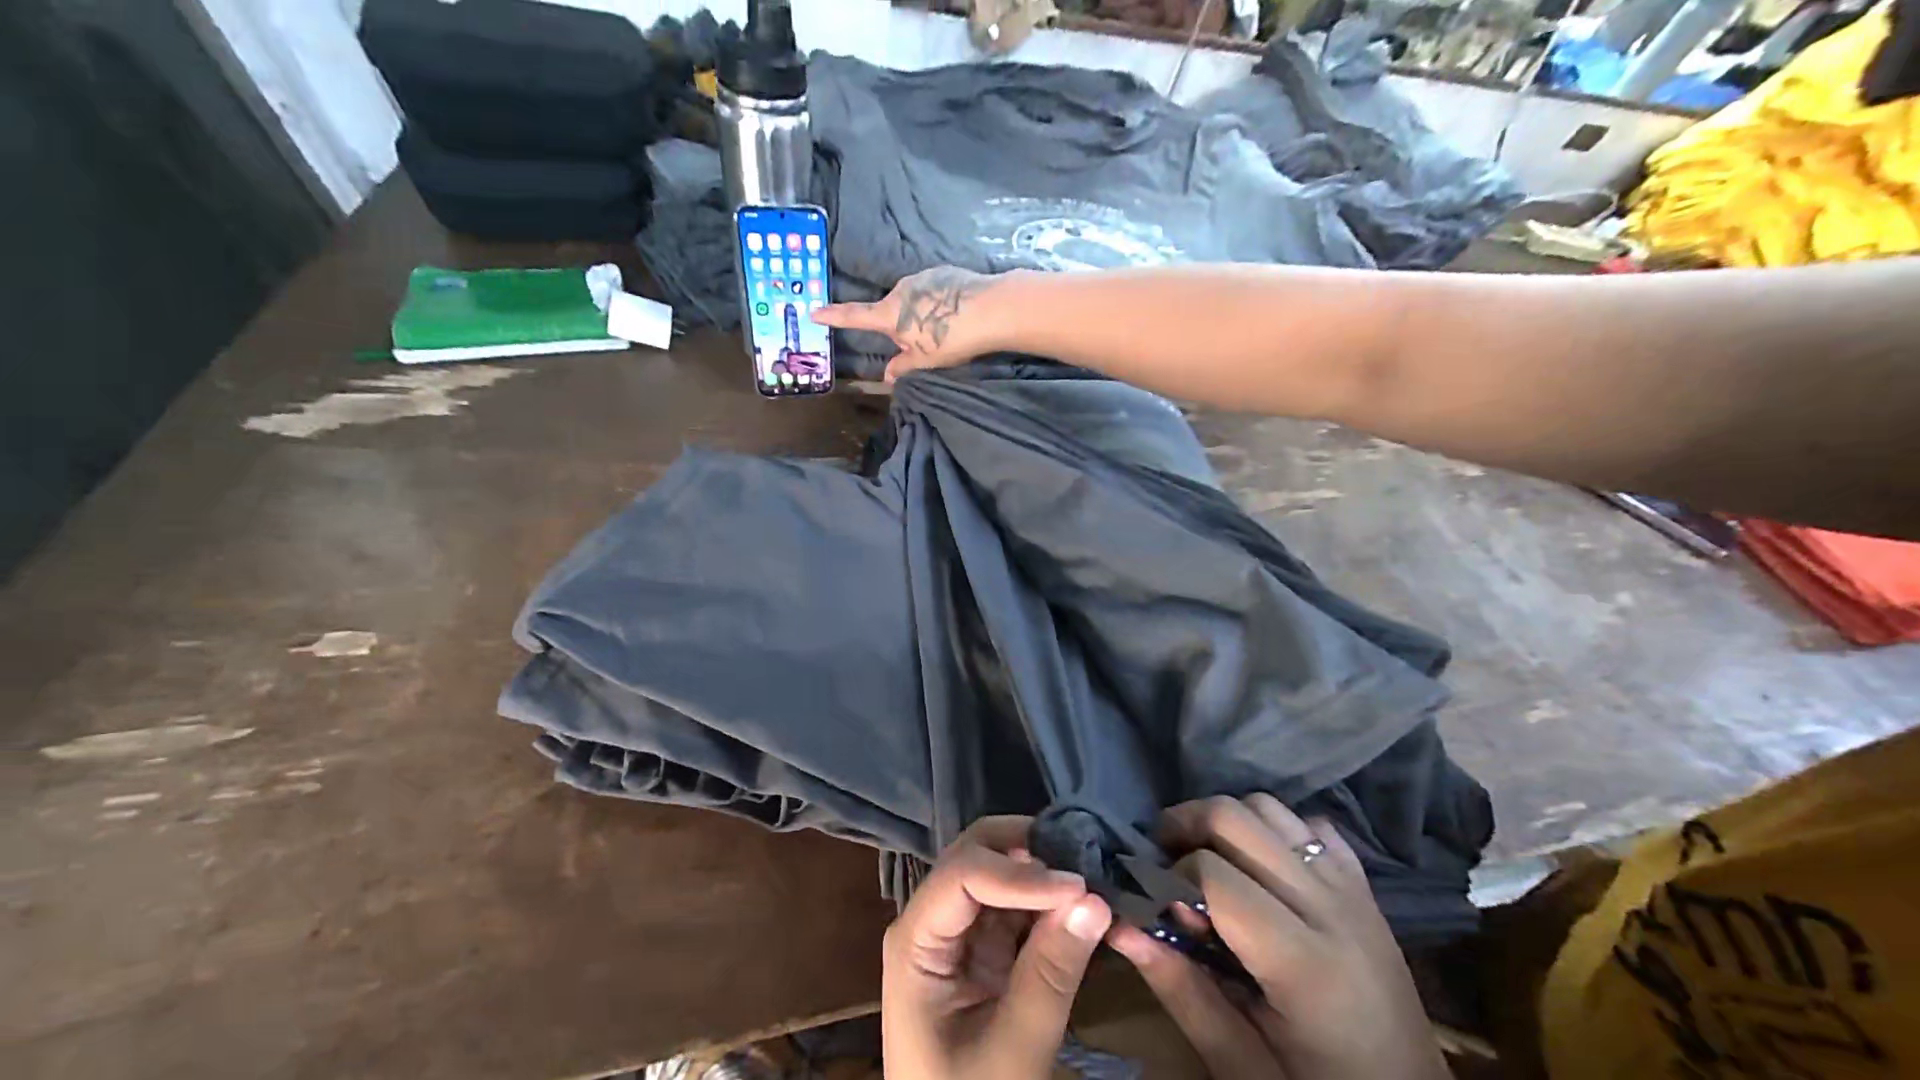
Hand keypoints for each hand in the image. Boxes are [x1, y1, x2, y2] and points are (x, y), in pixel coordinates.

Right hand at [811, 266, 1008, 381]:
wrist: (992, 308)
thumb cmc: (953, 339)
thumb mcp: (926, 361)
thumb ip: (903, 367)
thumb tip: (888, 375)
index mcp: (890, 314)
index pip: (855, 316)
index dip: (833, 316)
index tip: (814, 311)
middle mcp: (901, 290)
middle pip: (892, 312)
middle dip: (901, 328)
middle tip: (926, 346)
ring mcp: (923, 277)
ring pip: (913, 301)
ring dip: (921, 316)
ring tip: (947, 331)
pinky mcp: (943, 273)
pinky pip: (931, 292)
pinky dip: (937, 305)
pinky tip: (956, 315)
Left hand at [883, 815, 1113, 1079]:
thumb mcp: (1015, 1049)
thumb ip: (1051, 973)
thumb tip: (1095, 900)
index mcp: (916, 940)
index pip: (962, 875)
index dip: (1019, 872)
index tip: (1077, 886)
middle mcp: (931, 919)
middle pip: (974, 855)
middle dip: (1028, 851)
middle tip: (1084, 863)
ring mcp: (957, 930)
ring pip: (998, 871)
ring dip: (1044, 871)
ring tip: (1093, 877)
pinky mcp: (983, 947)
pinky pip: (1016, 905)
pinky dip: (1049, 901)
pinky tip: (1084, 905)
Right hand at [1107, 796, 1446, 1079]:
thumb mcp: (1243, 1066)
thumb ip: (1181, 990)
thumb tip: (1118, 927)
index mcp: (1302, 962)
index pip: (1212, 872)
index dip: (1168, 877)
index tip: (1154, 906)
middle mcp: (1330, 908)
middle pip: (1237, 817)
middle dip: (1184, 825)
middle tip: (1161, 859)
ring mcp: (1353, 890)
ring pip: (1269, 807)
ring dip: (1225, 822)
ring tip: (1206, 860)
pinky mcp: (1364, 888)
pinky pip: (1310, 825)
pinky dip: (1273, 830)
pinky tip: (1259, 869)